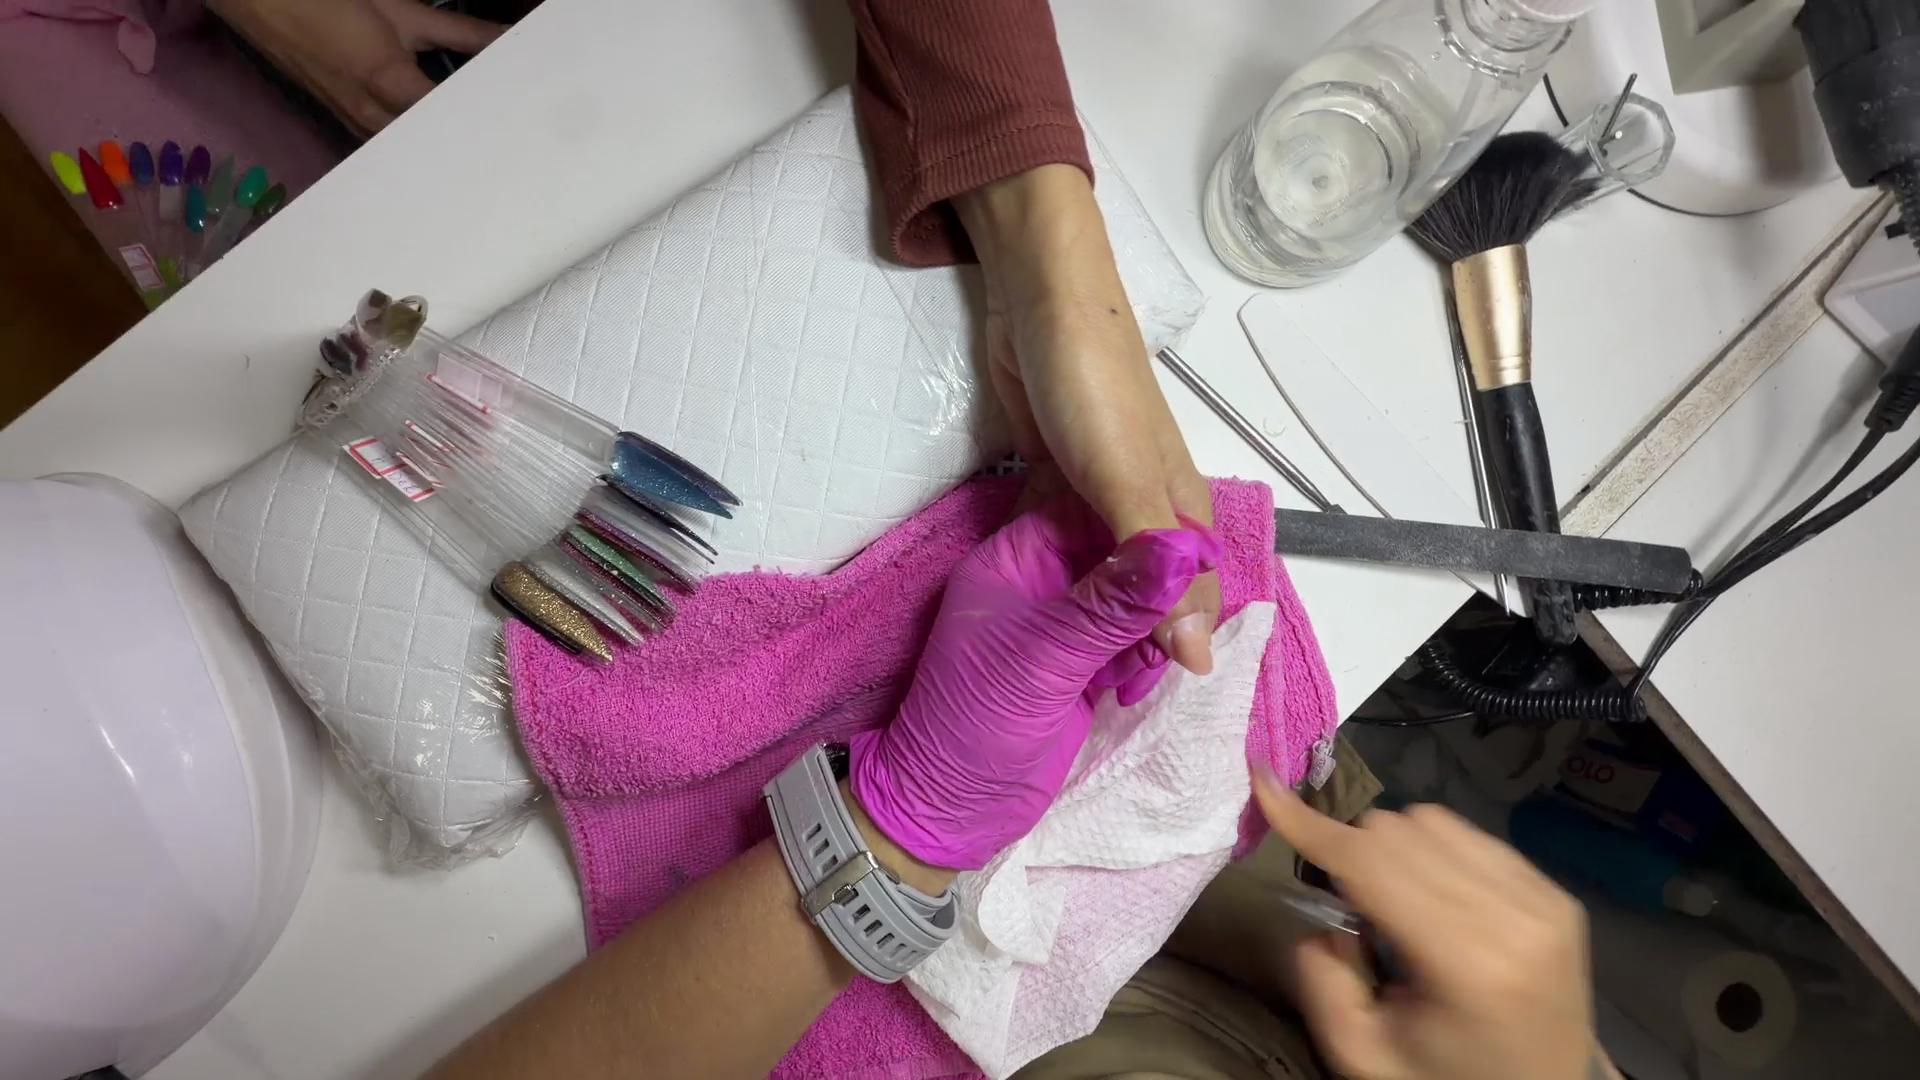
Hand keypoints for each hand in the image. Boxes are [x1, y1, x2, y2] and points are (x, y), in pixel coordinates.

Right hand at [207, 0, 503, 136]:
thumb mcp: (400, 10)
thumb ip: (461, 32)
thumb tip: (512, 39)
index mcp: (388, 82)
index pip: (454, 124)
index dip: (494, 134)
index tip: (531, 142)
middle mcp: (374, 115)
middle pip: (441, 151)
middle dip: (480, 155)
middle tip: (523, 160)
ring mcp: (360, 126)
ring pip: (420, 158)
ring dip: (454, 160)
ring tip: (497, 163)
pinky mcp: (350, 126)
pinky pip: (397, 151)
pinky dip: (427, 153)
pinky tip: (454, 154)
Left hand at [850, 498, 1211, 869]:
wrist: (961, 804)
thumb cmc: (983, 716)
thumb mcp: (1050, 652)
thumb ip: (1117, 601)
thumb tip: (1184, 546)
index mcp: (1018, 554)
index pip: (1091, 513)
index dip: (1143, 529)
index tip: (1192, 556)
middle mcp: (1043, 577)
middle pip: (1120, 556)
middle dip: (1153, 591)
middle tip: (1173, 629)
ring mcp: (1065, 620)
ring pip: (1134, 600)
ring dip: (1152, 629)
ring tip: (1151, 665)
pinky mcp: (1084, 659)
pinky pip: (1132, 639)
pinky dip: (1144, 657)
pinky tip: (1135, 685)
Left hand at [954, 164, 1221, 675]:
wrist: (1042, 306)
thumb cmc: (1092, 390)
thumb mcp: (1126, 480)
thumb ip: (1155, 564)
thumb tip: (1197, 658)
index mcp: (1181, 517)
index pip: (1188, 610)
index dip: (1162, 659)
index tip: (1121, 706)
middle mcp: (1147, 513)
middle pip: (1143, 595)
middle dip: (1119, 643)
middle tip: (1076, 695)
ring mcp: (1100, 496)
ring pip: (1100, 571)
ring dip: (1083, 610)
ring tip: (1050, 664)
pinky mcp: (1059, 481)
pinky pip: (1061, 541)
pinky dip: (1050, 570)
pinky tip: (1028, 603)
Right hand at [1253, 772, 1613, 1079]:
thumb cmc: (1442, 1077)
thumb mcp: (1357, 1049)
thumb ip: (1319, 974)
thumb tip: (1328, 913)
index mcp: (1466, 961)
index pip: (1367, 863)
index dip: (1307, 822)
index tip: (1262, 782)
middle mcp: (1514, 916)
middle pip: (1391, 831)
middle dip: (1351, 851)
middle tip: (1352, 903)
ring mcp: (1541, 899)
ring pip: (1423, 819)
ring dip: (1389, 847)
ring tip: (1398, 901)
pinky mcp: (1554, 891)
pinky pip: (1461, 829)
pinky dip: (1428, 848)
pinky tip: (1436, 895)